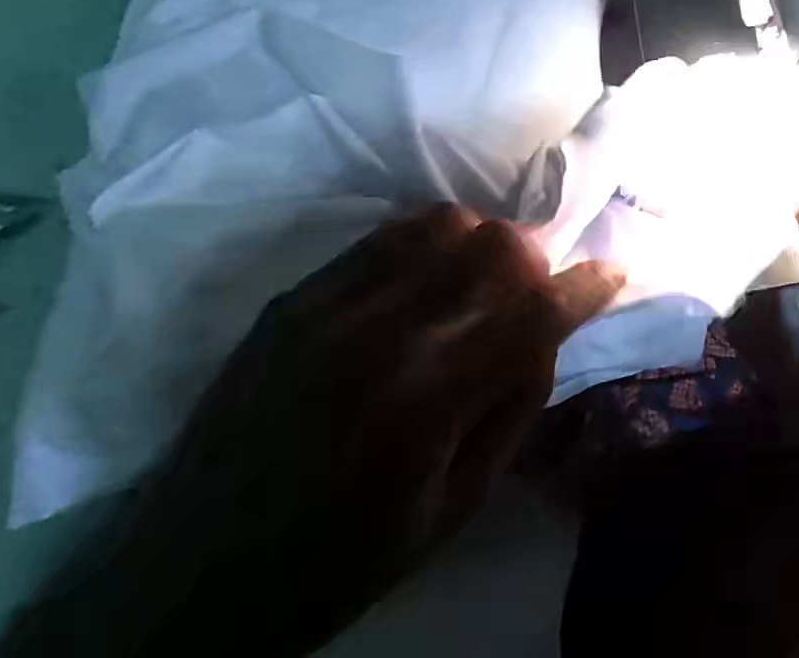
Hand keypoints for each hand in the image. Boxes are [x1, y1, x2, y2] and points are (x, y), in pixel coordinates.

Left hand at [27, 206, 620, 656]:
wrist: (186, 576)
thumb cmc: (339, 560)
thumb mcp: (454, 508)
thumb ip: (513, 408)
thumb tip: (549, 332)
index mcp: (426, 401)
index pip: (534, 314)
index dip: (586, 287)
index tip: (612, 273)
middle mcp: (383, 333)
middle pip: (495, 247)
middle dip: (535, 263)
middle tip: (533, 297)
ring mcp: (331, 304)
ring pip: (444, 222)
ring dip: (483, 245)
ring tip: (478, 286)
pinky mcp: (296, 294)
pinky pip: (387, 234)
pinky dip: (431, 243)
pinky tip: (428, 279)